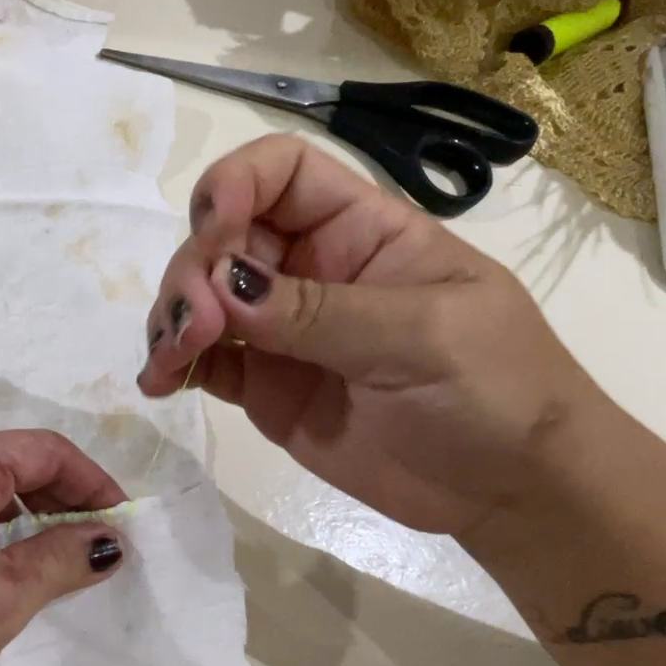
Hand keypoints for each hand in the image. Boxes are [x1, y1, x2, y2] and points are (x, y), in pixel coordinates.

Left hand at [0, 427, 126, 665]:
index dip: (94, 486)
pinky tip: (2, 568)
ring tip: (57, 564)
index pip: (45, 452)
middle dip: (61, 503)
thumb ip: (63, 558)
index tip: (126, 528)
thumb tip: (110, 540)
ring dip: (25, 521)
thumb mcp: (0, 596)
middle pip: (12, 465)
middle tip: (97, 551)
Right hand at [137, 134, 603, 536]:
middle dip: (194, 272)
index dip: (237, 185)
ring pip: (202, 299)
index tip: (217, 235)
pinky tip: (159, 383)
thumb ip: (316, 312)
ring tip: (169, 363)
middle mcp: (311, 270)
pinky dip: (171, 365)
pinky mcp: (262, 386)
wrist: (505, 490)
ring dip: (172, 320)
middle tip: (197, 329)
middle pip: (224, 239)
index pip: (282, 174)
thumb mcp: (421, 337)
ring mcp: (281, 331)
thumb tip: (220, 285)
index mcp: (362, 231)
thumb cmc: (494, 392)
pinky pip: (204, 361)